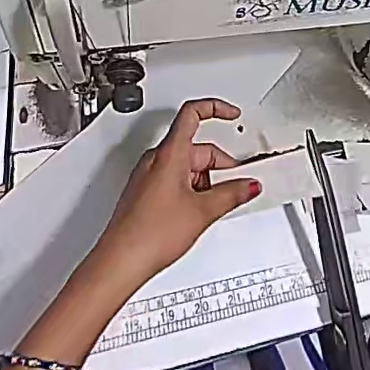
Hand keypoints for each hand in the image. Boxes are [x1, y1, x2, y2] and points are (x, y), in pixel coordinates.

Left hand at [90, 98, 258, 285]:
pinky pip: (175, 178)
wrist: (120, 262)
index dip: (216, 108)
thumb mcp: (203, 211)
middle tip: (234, 185)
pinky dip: (192, 188)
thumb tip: (248, 185)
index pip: (193, 113)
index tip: (232, 114)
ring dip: (205, 180)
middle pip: (196, 147)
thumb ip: (232, 193)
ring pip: (187, 165)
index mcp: (169, 154)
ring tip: (212, 206)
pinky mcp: (146, 190)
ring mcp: (149, 175)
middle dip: (219, 164)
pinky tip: (198, 211)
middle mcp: (156, 159)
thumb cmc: (148, 234)